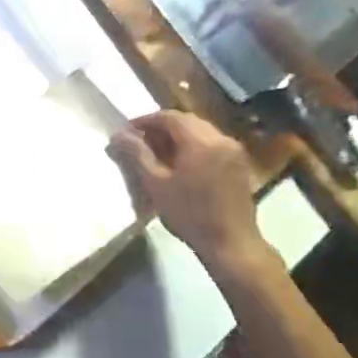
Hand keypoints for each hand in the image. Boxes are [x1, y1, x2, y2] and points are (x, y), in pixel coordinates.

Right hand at [109, 110, 263, 263]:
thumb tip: (118, 134)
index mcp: (201, 143)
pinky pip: (212, 143)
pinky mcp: (239, 164)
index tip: (126, 131)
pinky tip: (178, 162)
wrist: (230, 240)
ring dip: (176, 135)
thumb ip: (137, 154)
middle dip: (161, 126)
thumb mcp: (154, 183)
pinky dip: (191, 144)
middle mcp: (222, 140)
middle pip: (188, 121)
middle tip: (138, 140)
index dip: (145, 120)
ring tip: (155, 151)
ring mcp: (234, 152)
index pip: (170, 117)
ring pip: (201, 131)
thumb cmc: (188, 212)